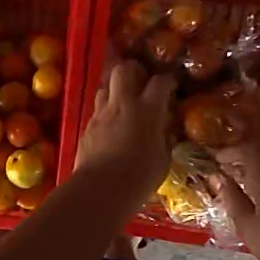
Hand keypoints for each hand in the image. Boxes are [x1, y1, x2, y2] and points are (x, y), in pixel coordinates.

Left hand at [74, 61, 175, 207]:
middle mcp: (122, 105)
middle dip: (133, 70)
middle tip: (141, 82)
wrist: (100, 189)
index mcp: (147, 110)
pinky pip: (97, 109)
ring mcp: (101, 114)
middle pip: (123, 70)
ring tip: (125, 104)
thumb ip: (163, 138)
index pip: (160, 82)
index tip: (171, 86)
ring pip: (105, 87)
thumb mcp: (162, 159)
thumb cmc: (139, 177)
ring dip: (116, 90)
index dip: (167, 81)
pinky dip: (106, 111)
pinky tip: (112, 126)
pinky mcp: (87, 126)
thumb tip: (163, 130)